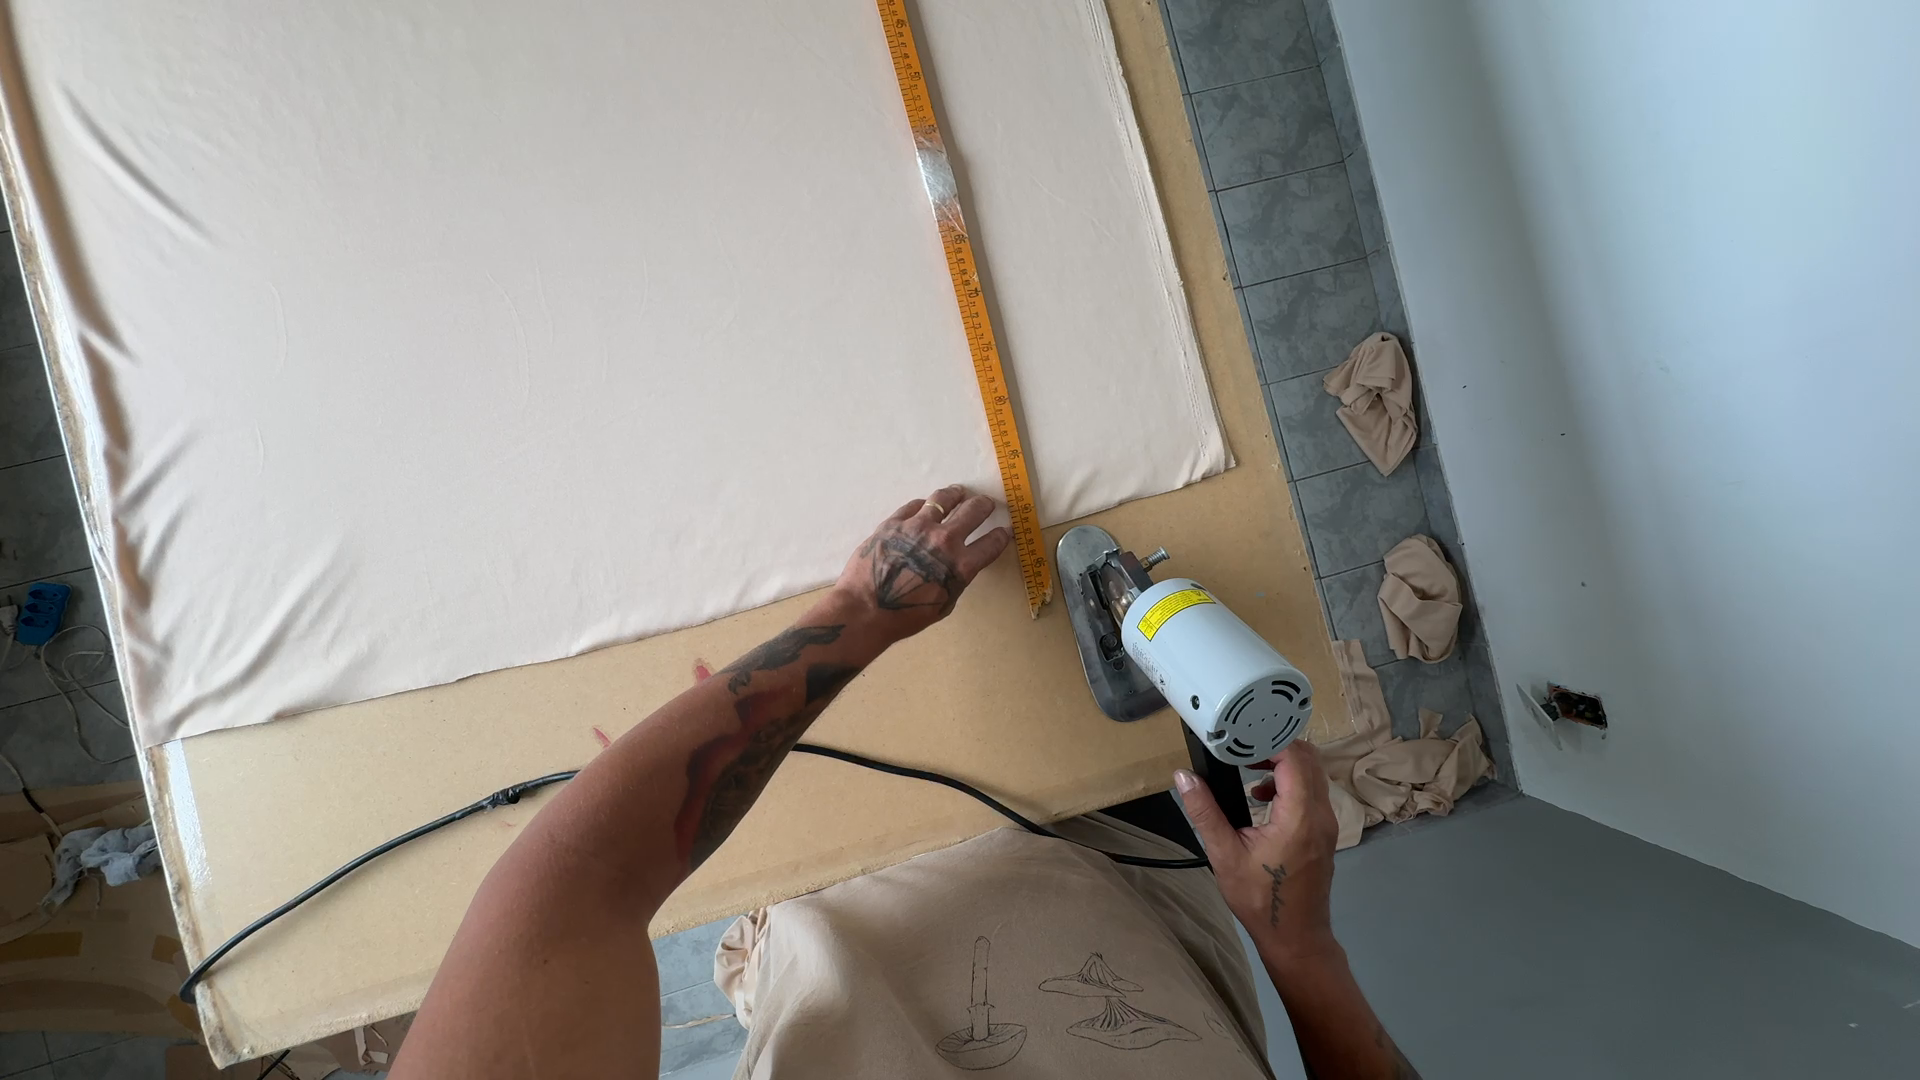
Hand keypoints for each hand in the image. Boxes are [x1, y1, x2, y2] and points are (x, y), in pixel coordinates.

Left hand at [830, 484, 1011, 641]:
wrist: (866, 610)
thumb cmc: (906, 617)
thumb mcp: (945, 604)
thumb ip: (956, 579)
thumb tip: (956, 565)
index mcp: (961, 566)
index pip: (992, 543)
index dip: (1002, 535)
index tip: (1005, 530)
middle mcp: (944, 541)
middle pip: (973, 511)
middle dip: (984, 505)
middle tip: (986, 504)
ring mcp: (918, 527)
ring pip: (943, 499)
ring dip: (956, 494)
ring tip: (959, 492)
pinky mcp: (894, 523)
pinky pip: (914, 506)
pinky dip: (924, 505)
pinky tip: (925, 506)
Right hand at [1177, 742, 1340, 965]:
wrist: (1296, 939)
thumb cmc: (1260, 899)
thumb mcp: (1224, 855)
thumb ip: (1205, 811)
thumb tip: (1183, 775)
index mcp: (1299, 815)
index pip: (1294, 757)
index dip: (1268, 740)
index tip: (1238, 737)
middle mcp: (1320, 814)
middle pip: (1308, 758)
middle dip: (1275, 745)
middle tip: (1241, 746)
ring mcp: (1326, 823)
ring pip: (1313, 773)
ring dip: (1282, 762)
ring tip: (1246, 767)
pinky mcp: (1323, 831)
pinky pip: (1312, 790)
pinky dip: (1289, 780)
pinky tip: (1260, 796)